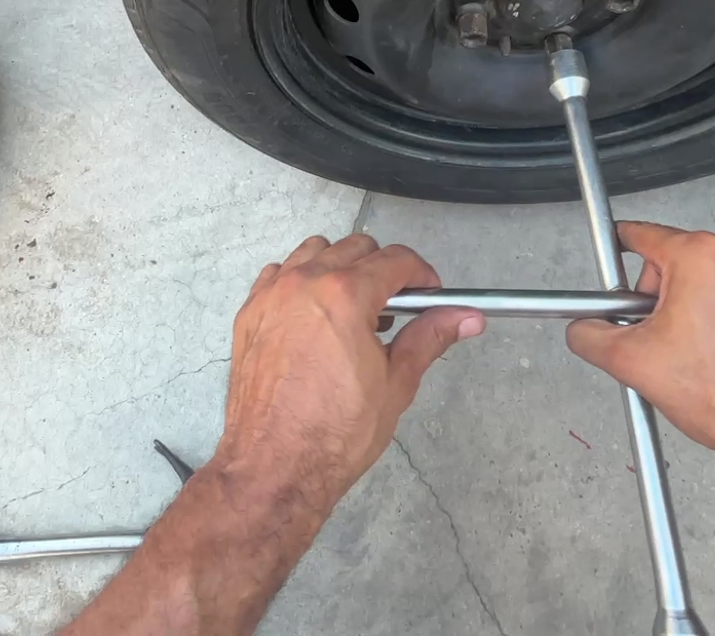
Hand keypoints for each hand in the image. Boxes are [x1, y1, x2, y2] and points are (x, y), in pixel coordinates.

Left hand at [213, 234, 484, 506]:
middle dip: (383, 269)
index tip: (429, 294)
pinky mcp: (250, 312)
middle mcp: (306, 282)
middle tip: (396, 306)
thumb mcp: (395, 383)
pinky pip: (278, 273)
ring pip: (314, 250)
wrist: (275, 467)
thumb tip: (465, 318)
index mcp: (346, 295)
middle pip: (356, 247)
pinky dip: (299, 280)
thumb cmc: (335, 433)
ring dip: (340, 266)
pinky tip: (312, 314)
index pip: (396, 259)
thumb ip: (430, 337)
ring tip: (353, 307)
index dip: (422, 274)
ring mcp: (272, 294)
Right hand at [565, 221, 714, 468]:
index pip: (641, 234)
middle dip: (668, 289)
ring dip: (709, 297)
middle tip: (669, 333)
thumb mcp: (631, 363)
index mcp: (699, 256)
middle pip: (683, 255)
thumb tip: (583, 328)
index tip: (621, 261)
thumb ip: (589, 335)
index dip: (622, 252)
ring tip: (709, 346)